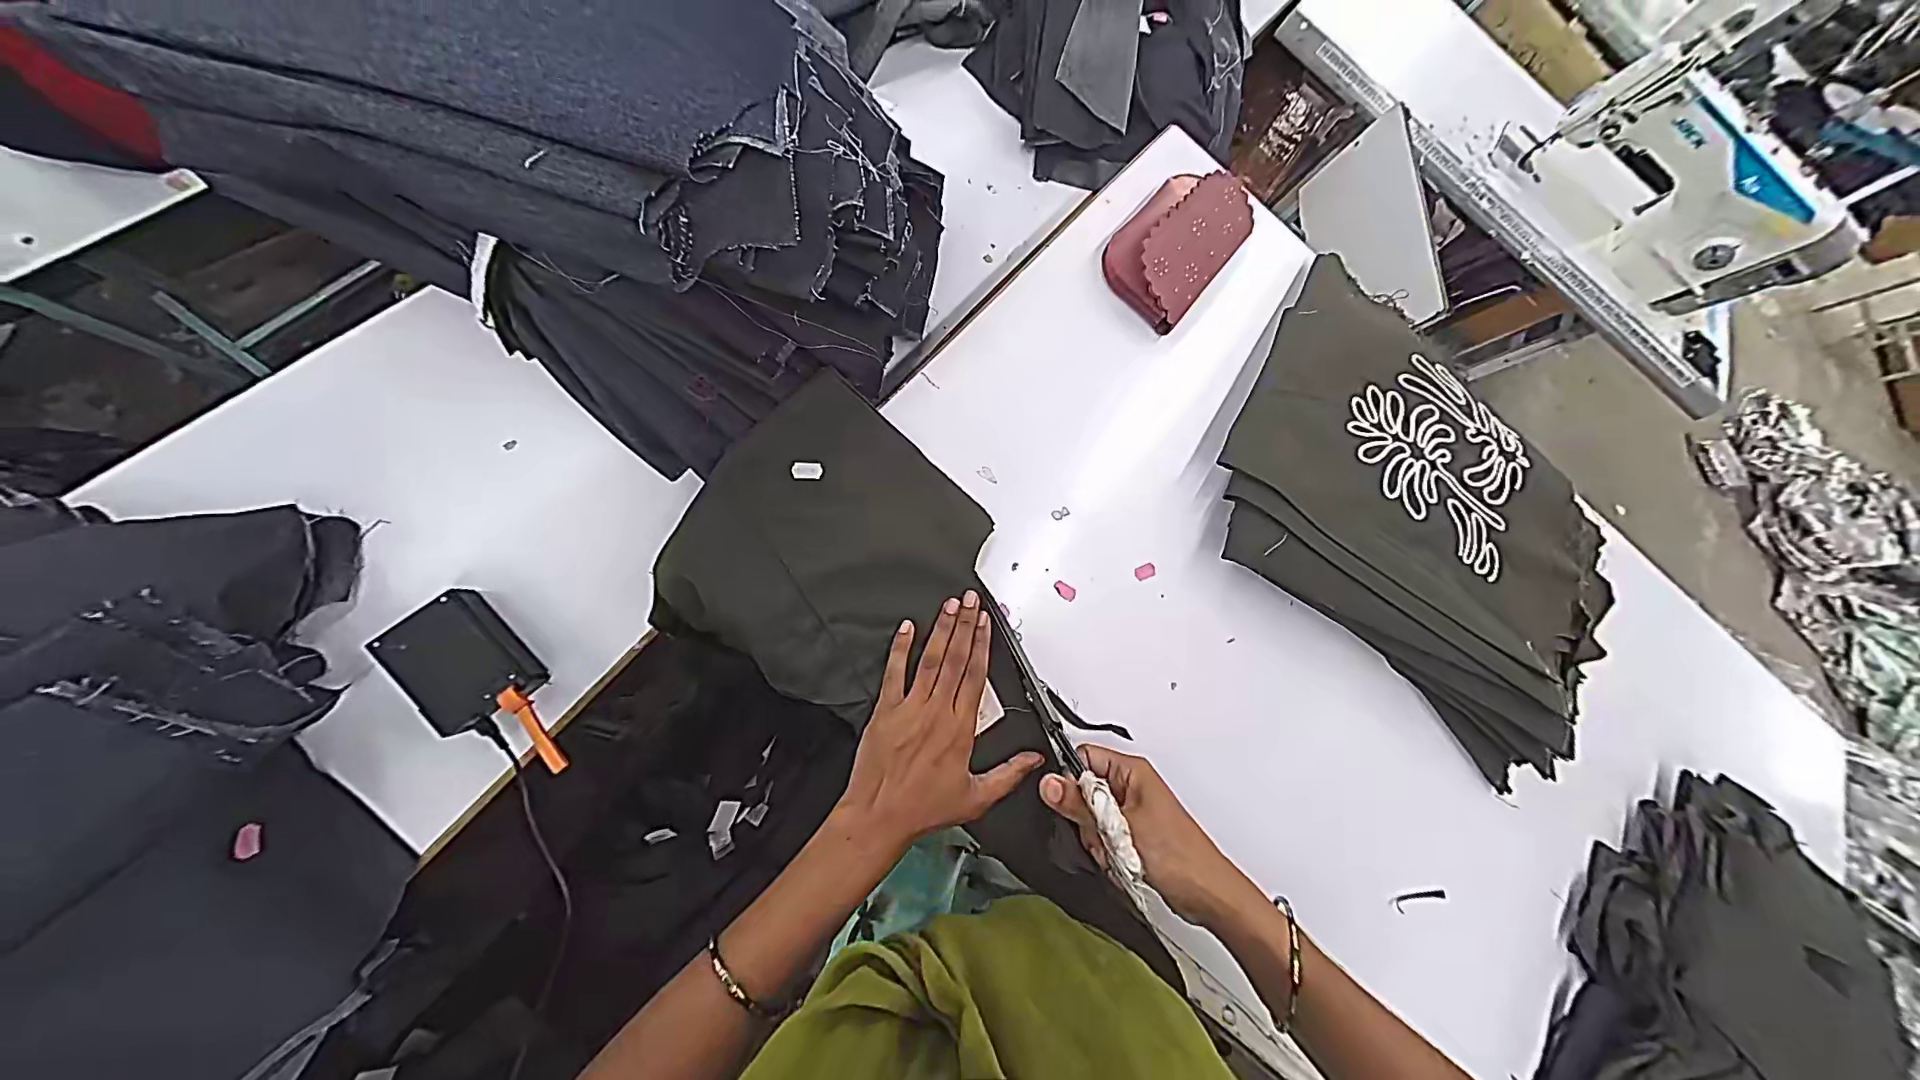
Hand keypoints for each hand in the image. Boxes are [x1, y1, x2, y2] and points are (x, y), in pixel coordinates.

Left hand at [835, 591, 1043, 856]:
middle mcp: (936, 713)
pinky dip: (901, 649)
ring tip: (949, 606)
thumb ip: (1009, 775)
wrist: (879, 816)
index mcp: (959, 730)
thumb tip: (1033, 761)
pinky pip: (895, 673)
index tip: (986, 624)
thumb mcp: (976, 797)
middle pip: (956, 660)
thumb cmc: (922, 808)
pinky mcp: (886, 711)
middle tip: (971, 601)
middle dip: (965, 625)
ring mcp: (910, 709)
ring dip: (941, 630)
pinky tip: (907, 629)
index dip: (983, 645)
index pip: (976, 676)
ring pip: (930, 660)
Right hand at [1040, 746, 1263, 928]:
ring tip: (1117, 851)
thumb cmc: (1182, 857)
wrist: (1207, 895)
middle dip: (1085, 818)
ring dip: (1096, 840)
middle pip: (1082, 790)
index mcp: (1132, 771)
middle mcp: (1131, 787)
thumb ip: (1080, 804)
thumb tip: (1051, 783)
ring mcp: (1131, 812)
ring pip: (1090, 818)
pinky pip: (1102, 838)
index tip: (1069, 801)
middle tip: (1102, 833)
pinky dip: (1105, 853)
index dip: (1069, 778)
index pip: (1082, 756)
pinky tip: (1120, 862)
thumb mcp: (1120, 827)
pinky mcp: (1131, 835)